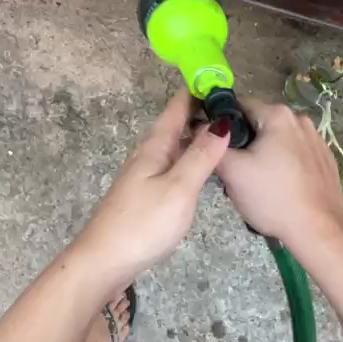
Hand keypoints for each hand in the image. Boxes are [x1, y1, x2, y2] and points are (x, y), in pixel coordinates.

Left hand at [68, 89, 229, 289]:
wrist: (105, 260)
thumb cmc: (144, 223)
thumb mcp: (179, 188)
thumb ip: (201, 156)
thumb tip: (222, 122)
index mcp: (155, 146)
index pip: (177, 108)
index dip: (198, 92)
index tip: (224, 81)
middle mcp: (148, 154)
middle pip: (176, 125)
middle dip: (202, 114)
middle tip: (237, 110)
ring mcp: (145, 174)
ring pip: (175, 146)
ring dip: (197, 137)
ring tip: (227, 135)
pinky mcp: (146, 194)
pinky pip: (173, 165)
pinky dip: (191, 159)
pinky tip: (204, 170)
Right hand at [216, 98, 342, 244]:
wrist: (318, 232)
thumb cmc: (272, 197)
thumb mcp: (231, 171)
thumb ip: (212, 143)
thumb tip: (201, 127)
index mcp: (278, 114)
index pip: (237, 106)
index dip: (221, 125)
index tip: (215, 148)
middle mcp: (300, 119)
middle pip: (258, 124)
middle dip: (243, 143)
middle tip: (234, 171)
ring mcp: (317, 139)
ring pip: (276, 140)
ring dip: (262, 154)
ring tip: (256, 183)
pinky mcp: (326, 160)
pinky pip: (295, 154)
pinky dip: (283, 165)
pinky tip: (280, 187)